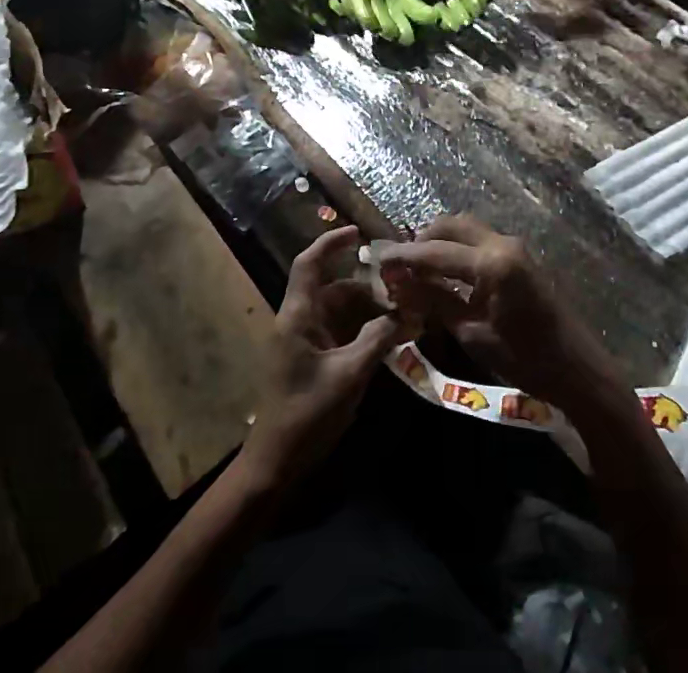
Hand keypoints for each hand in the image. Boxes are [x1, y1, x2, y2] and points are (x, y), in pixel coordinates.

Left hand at [243, 226, 402, 485]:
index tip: (358, 232)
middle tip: (405, 289)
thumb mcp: (349, 374)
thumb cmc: (308, 412)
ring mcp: (306, 340)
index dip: (330, 244)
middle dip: (367, 287)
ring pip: (340, 311)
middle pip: (333, 289)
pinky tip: (393, 338)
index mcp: (297, 316)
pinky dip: (365, 331)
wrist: (279, 455)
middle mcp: (299, 320)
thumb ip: (377, 341)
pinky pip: (341, 333)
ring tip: (408, 314)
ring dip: (370, 311)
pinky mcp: (314, 359)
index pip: (309, 265)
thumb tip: (405, 314)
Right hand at [378, 216, 621, 410]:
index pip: (433, 251)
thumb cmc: (525, 359)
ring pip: (463, 230)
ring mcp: (514, 249)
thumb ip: (432, 301)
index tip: (375, 261)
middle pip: (448, 226)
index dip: (400, 257)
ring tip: (416, 270)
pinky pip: (477, 242)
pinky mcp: (519, 259)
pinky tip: (441, 274)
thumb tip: (396, 284)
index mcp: (492, 263)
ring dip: (436, 243)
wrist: (580, 373)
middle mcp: (503, 245)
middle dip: (418, 242)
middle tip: (397, 265)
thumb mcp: (470, 332)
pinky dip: (454, 250)